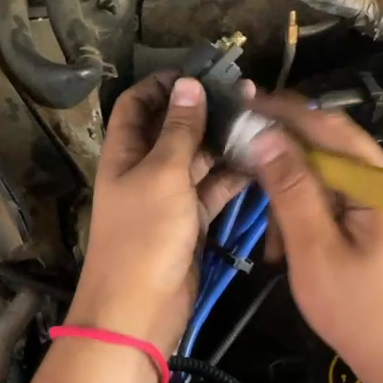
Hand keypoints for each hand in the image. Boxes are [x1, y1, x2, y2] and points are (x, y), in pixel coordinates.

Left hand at [66, 72, 244, 352]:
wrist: (139, 309)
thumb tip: (188, 84)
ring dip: (223, 143)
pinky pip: (211, 191)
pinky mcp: (190, 222)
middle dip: (204, 112)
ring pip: (197, 160)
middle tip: (245, 94)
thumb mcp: (162, 174)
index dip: (162, 85)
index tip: (200, 72)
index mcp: (124, 153)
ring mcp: (168, 198)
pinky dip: (231, 178)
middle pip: (172, 129)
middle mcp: (144, 170)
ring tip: (259, 123)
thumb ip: (179, 129)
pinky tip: (258, 161)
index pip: (137, 104)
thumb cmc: (144, 234)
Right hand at [246, 94, 382, 379]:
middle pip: (330, 151)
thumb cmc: (361, 312)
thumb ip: (291, 190)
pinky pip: (341, 206)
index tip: (243, 104)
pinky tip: (291, 251)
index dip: (284, 111)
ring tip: (272, 245)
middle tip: (242, 172)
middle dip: (283, 162)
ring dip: (295, 200)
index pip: (328, 126)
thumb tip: (265, 136)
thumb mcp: (315, 250)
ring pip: (331, 182)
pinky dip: (311, 219)